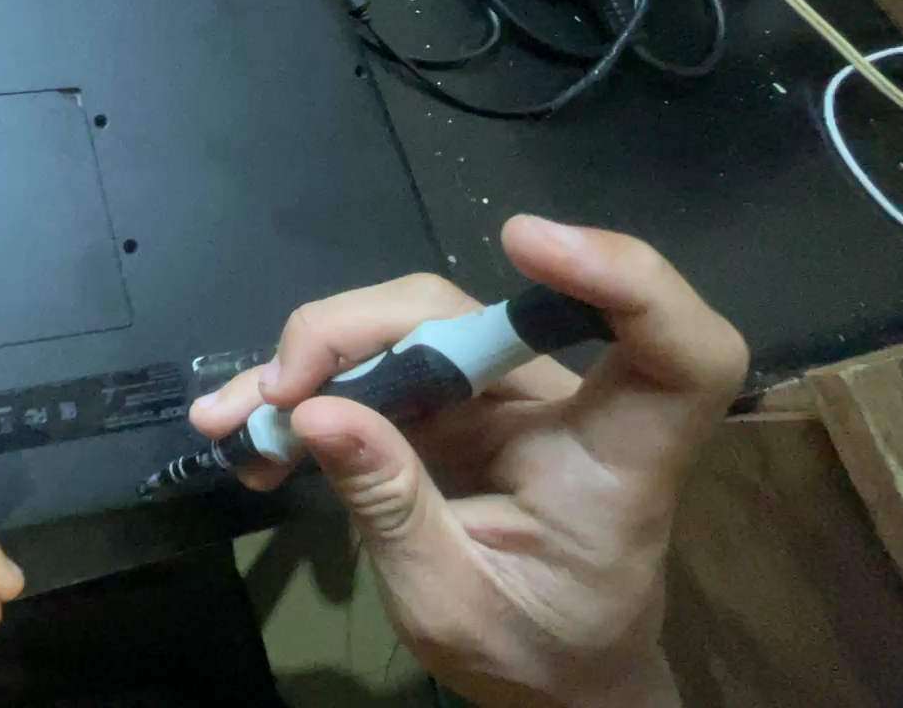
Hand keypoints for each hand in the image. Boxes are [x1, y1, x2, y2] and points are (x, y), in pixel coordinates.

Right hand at [190, 215, 746, 707]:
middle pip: (444, 315)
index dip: (619, 280)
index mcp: (607, 463)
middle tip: (273, 395)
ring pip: (384, 325)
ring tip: (230, 419)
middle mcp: (541, 401)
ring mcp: (477, 391)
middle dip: (343, 335)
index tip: (524, 237)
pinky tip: (246, 429)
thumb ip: (391, 509)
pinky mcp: (426, 396)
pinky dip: (291, 390)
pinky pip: (352, 363)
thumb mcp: (450, 605)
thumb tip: (313, 414)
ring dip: (297, 362)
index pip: (672, 355)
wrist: (539, 669)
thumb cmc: (532, 652)